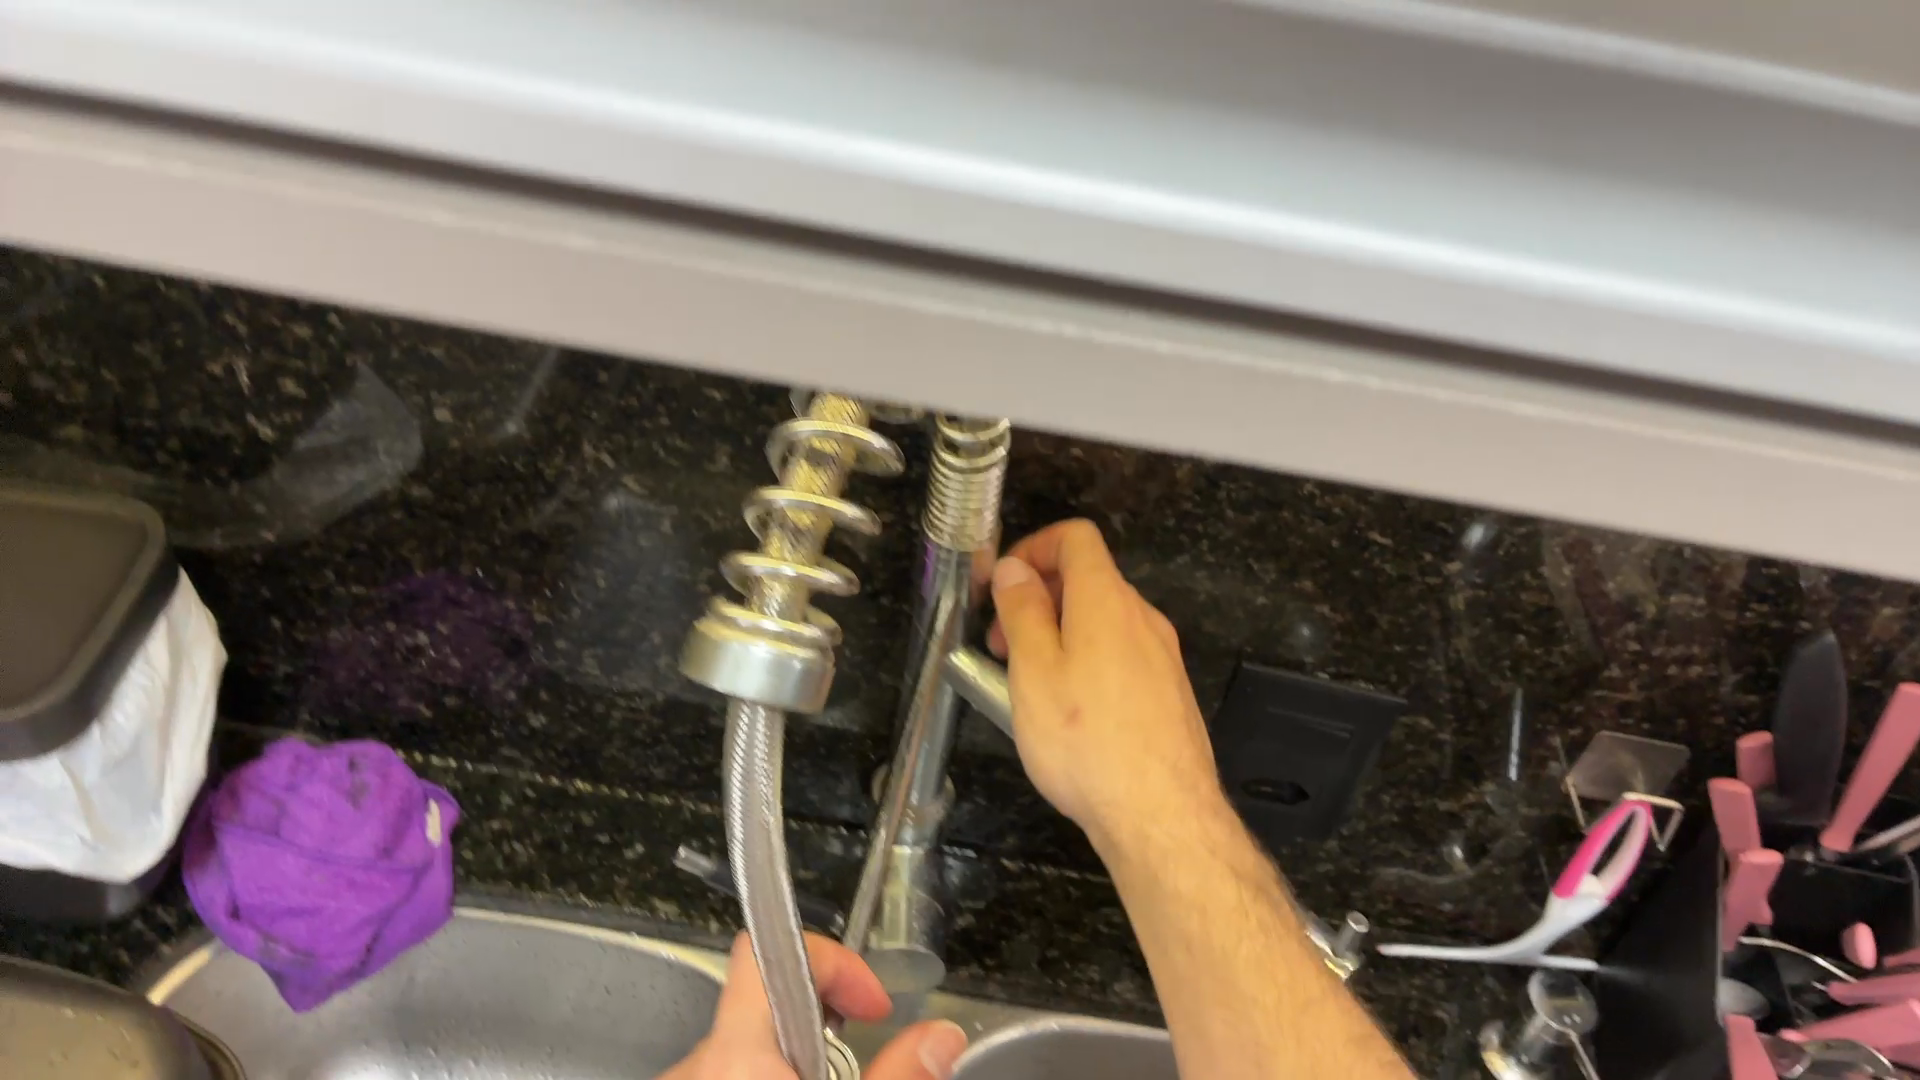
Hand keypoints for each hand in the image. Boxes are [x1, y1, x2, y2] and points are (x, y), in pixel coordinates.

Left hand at [662, 933, 967, 1079]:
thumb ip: (897, 1079)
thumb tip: (943, 1036)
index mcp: (736, 1057)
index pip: (762, 952)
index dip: (828, 960)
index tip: (873, 1006)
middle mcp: (696, 1069)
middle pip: (764, 1016)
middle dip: (821, 1041)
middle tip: (860, 1079)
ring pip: (744, 1062)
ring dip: (792, 1077)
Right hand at [986, 520, 1223, 854]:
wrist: (1161, 816)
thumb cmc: (1086, 741)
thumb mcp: (1034, 671)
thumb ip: (1021, 610)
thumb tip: (1012, 568)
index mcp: (1107, 601)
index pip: (1076, 537)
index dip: (1033, 547)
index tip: (1002, 584)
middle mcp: (1142, 618)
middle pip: (1087, 580)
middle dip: (1036, 599)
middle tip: (999, 645)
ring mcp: (1161, 656)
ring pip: (1101, 621)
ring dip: (1058, 633)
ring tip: (1026, 682)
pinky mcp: (1167, 691)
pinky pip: (1119, 655)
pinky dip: (1085, 660)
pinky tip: (1066, 711)